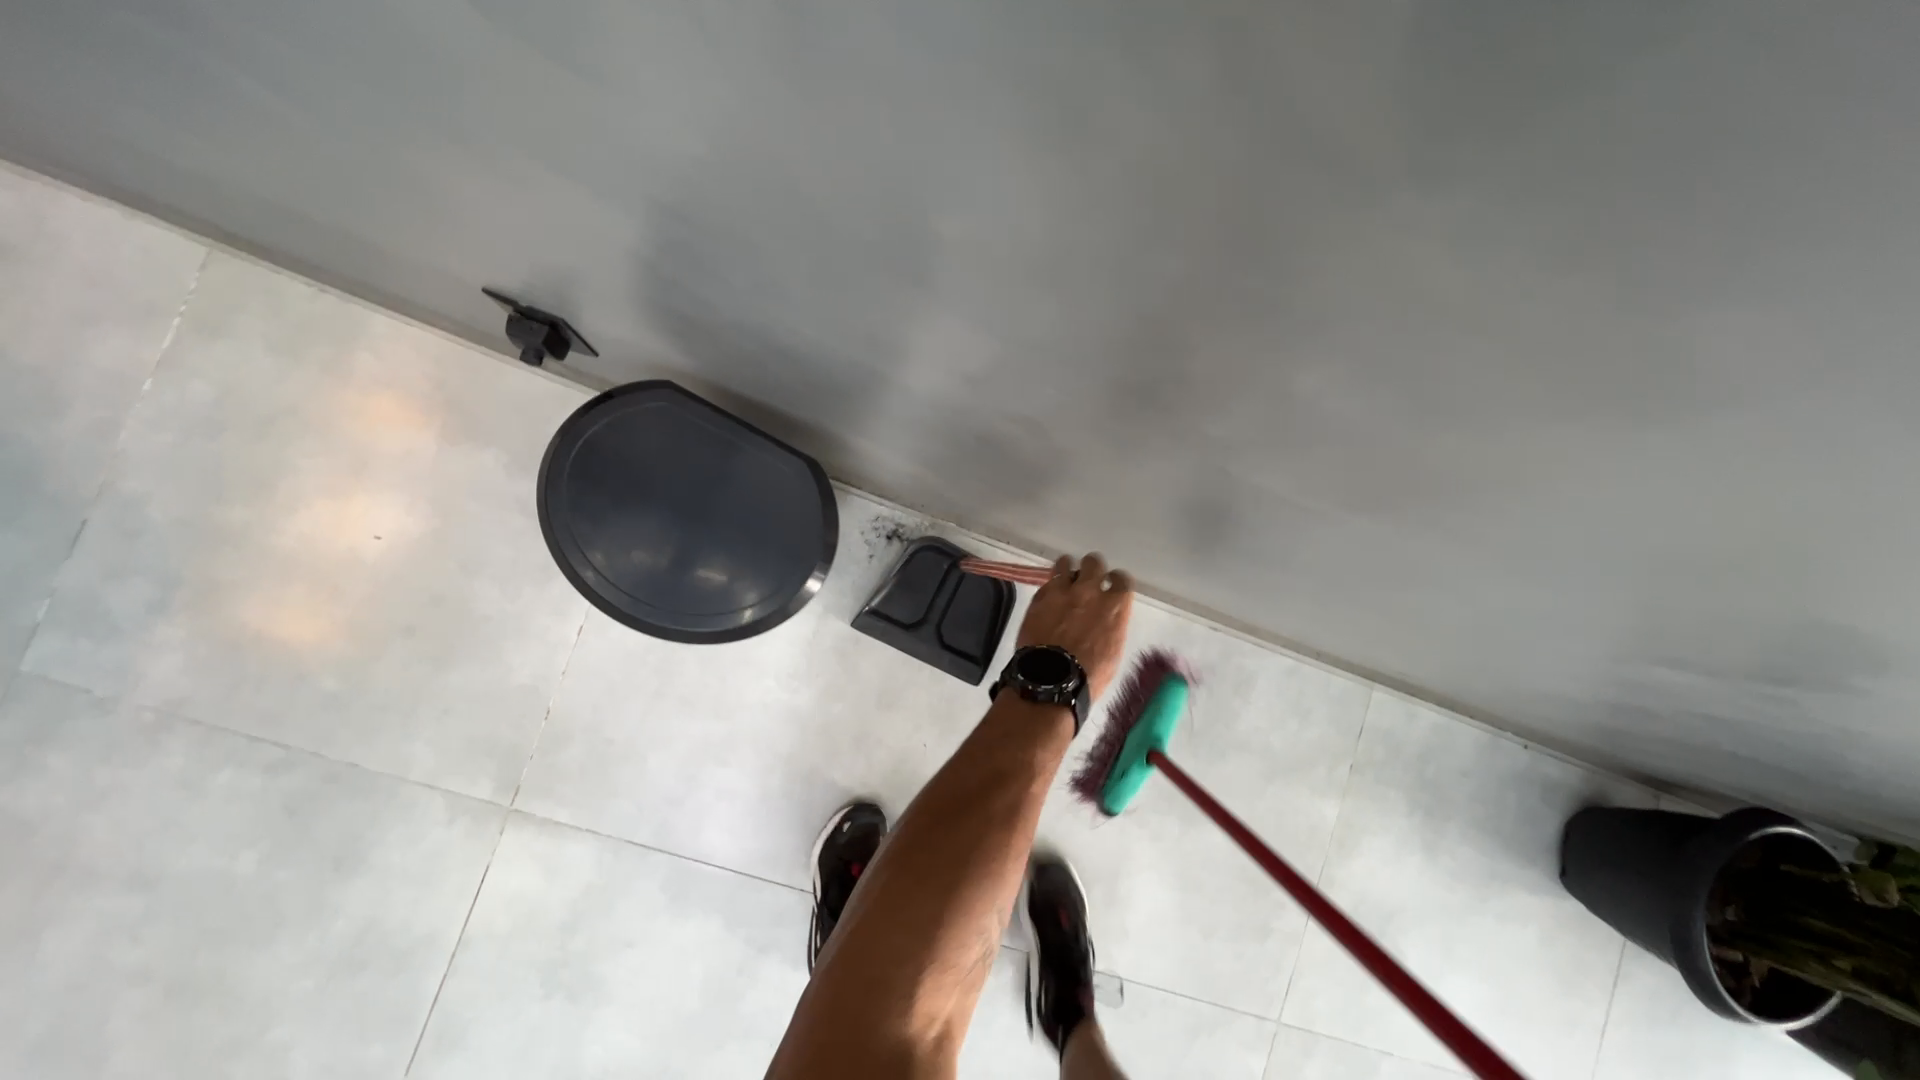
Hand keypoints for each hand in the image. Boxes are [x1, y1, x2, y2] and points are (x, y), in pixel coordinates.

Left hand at [1015, 552, 1133, 699]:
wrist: (1052, 679)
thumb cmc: (1090, 675)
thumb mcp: (1113, 651)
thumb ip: (1111, 626)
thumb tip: (1105, 621)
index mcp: (1114, 606)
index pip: (1122, 579)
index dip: (1116, 581)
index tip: (1112, 585)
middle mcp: (1089, 592)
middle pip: (1094, 563)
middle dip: (1092, 568)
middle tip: (1088, 577)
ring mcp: (1061, 592)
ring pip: (1065, 564)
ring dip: (1067, 568)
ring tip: (1065, 576)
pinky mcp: (1039, 598)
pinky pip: (1046, 583)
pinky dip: (1050, 587)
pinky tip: (1049, 595)